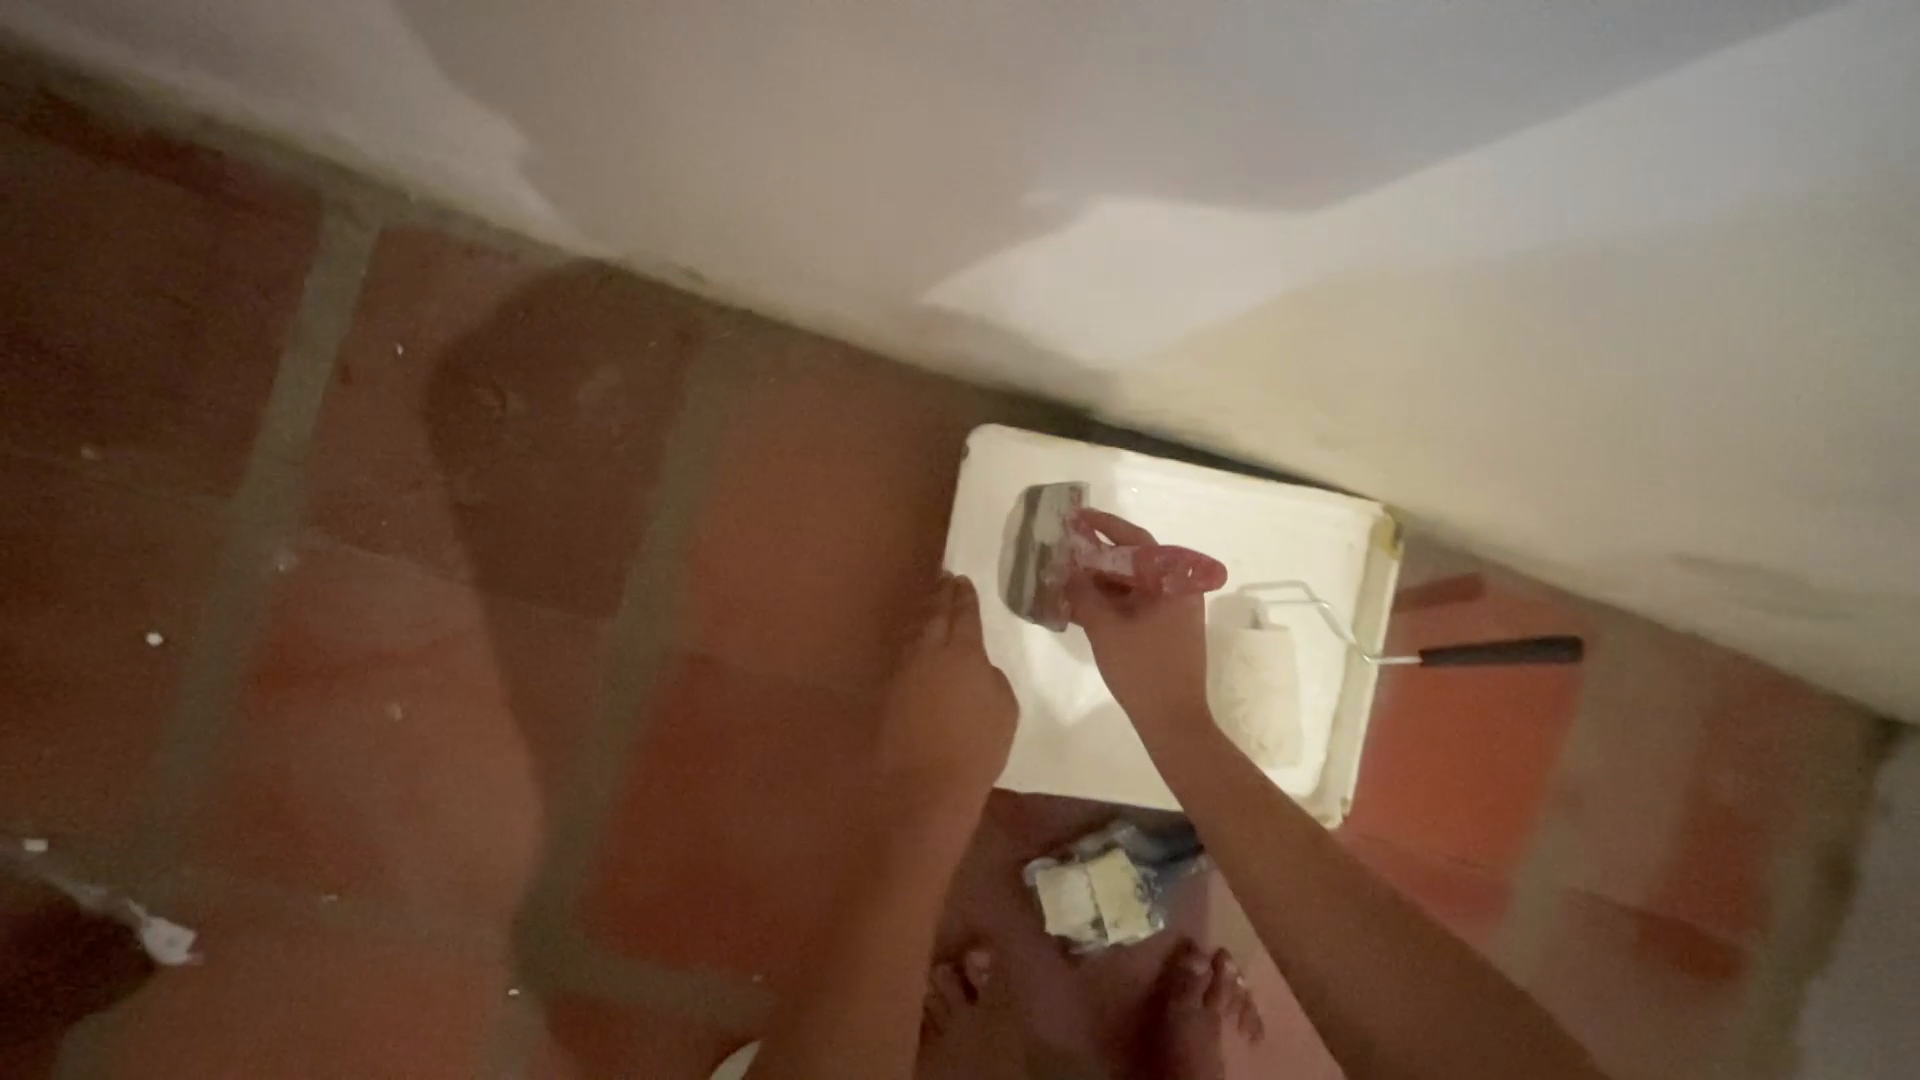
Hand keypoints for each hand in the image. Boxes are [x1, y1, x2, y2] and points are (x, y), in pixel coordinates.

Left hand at [876, 573, 1016, 823]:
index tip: (963, 580)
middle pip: (935, 614)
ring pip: (916, 631)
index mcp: (964, 651)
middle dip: (941, 595)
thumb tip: (978, 666)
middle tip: (945, 579)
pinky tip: (917, 642)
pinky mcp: (891, 689)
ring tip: (931, 603)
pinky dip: (913, 641)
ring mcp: (906, 669)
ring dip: (925, 614)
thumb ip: (991, 676)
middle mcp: (931, 651)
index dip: (965, 596)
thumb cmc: (978, 745)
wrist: (928, 780)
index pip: (965, 613)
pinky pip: (905, 653)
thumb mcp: (1004, 707)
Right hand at [1066, 510, 1211, 730]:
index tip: (1076, 516)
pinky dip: (1107, 602)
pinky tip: (1076, 603)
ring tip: (1062, 574)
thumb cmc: (1143, 670)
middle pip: (1132, 561)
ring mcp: (1171, 611)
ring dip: (1098, 580)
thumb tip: (1064, 569)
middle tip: (1062, 546)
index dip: (1104, 525)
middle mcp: (1176, 590)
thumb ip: (1083, 593)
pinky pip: (1131, 605)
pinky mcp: (1163, 630)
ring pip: (1129, 585)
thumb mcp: (1105, 628)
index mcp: (1172, 581)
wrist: (1172, 721)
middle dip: (1095, 555)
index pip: (1136, 540)